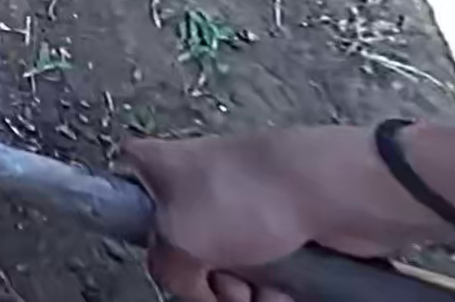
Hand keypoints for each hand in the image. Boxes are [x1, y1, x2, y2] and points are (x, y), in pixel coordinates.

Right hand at [124, 127, 453, 301]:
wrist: (320, 191)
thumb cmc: (235, 196)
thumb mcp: (179, 239)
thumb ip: (164, 268)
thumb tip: (183, 283)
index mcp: (142, 165)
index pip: (134, 218)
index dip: (161, 254)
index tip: (186, 271)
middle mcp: (179, 178)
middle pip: (187, 248)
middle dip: (217, 282)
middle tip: (237, 287)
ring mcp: (226, 200)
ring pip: (229, 262)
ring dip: (251, 293)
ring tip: (273, 293)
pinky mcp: (269, 220)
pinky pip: (264, 265)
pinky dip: (277, 286)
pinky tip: (290, 291)